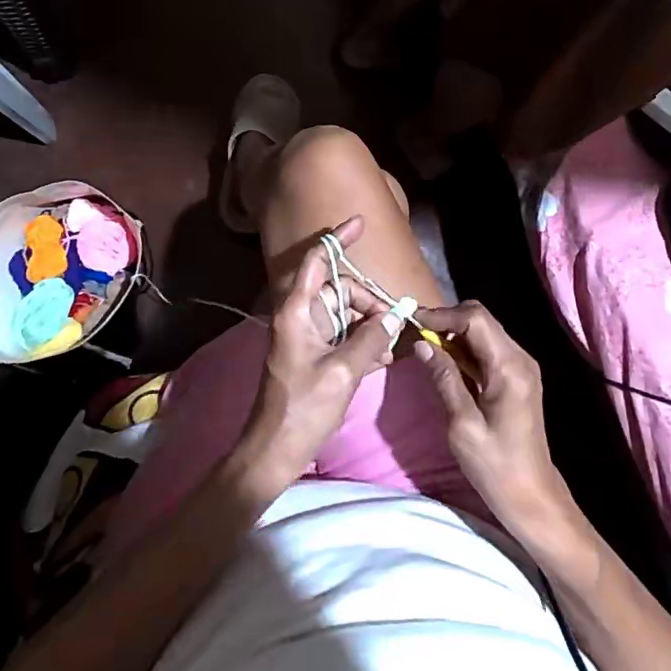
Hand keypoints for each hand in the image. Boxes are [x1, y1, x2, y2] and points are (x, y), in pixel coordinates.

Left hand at [232, 216, 402, 496]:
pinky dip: (364, 340)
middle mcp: (300, 316)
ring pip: (346, 313)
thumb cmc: (303, 408)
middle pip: (340, 290)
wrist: (275, 449)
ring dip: (370, 324)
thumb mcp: (343, 372)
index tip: (360, 222)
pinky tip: (383, 359)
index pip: (316, 262)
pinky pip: (344, 334)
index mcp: (296, 312)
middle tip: (395, 323)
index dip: (337, 239)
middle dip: (369, 301)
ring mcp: (307, 335)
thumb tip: (395, 315)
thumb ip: (371, 339)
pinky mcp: (315, 352)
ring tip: (391, 346)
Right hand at [414, 302, 587, 560]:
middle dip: (446, 320)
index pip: (475, 319)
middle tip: (415, 332)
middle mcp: (519, 358)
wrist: (532, 496)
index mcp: (510, 367)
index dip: (442, 315)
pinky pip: (486, 349)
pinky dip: (462, 348)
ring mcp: (520, 366)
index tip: (412, 322)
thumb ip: (444, 378)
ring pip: (482, 331)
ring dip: (452, 333)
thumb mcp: (462, 424)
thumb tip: (422, 344)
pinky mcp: (515, 377)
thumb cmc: (496, 466)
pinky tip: (442, 360)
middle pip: (480, 319)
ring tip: (422, 344)